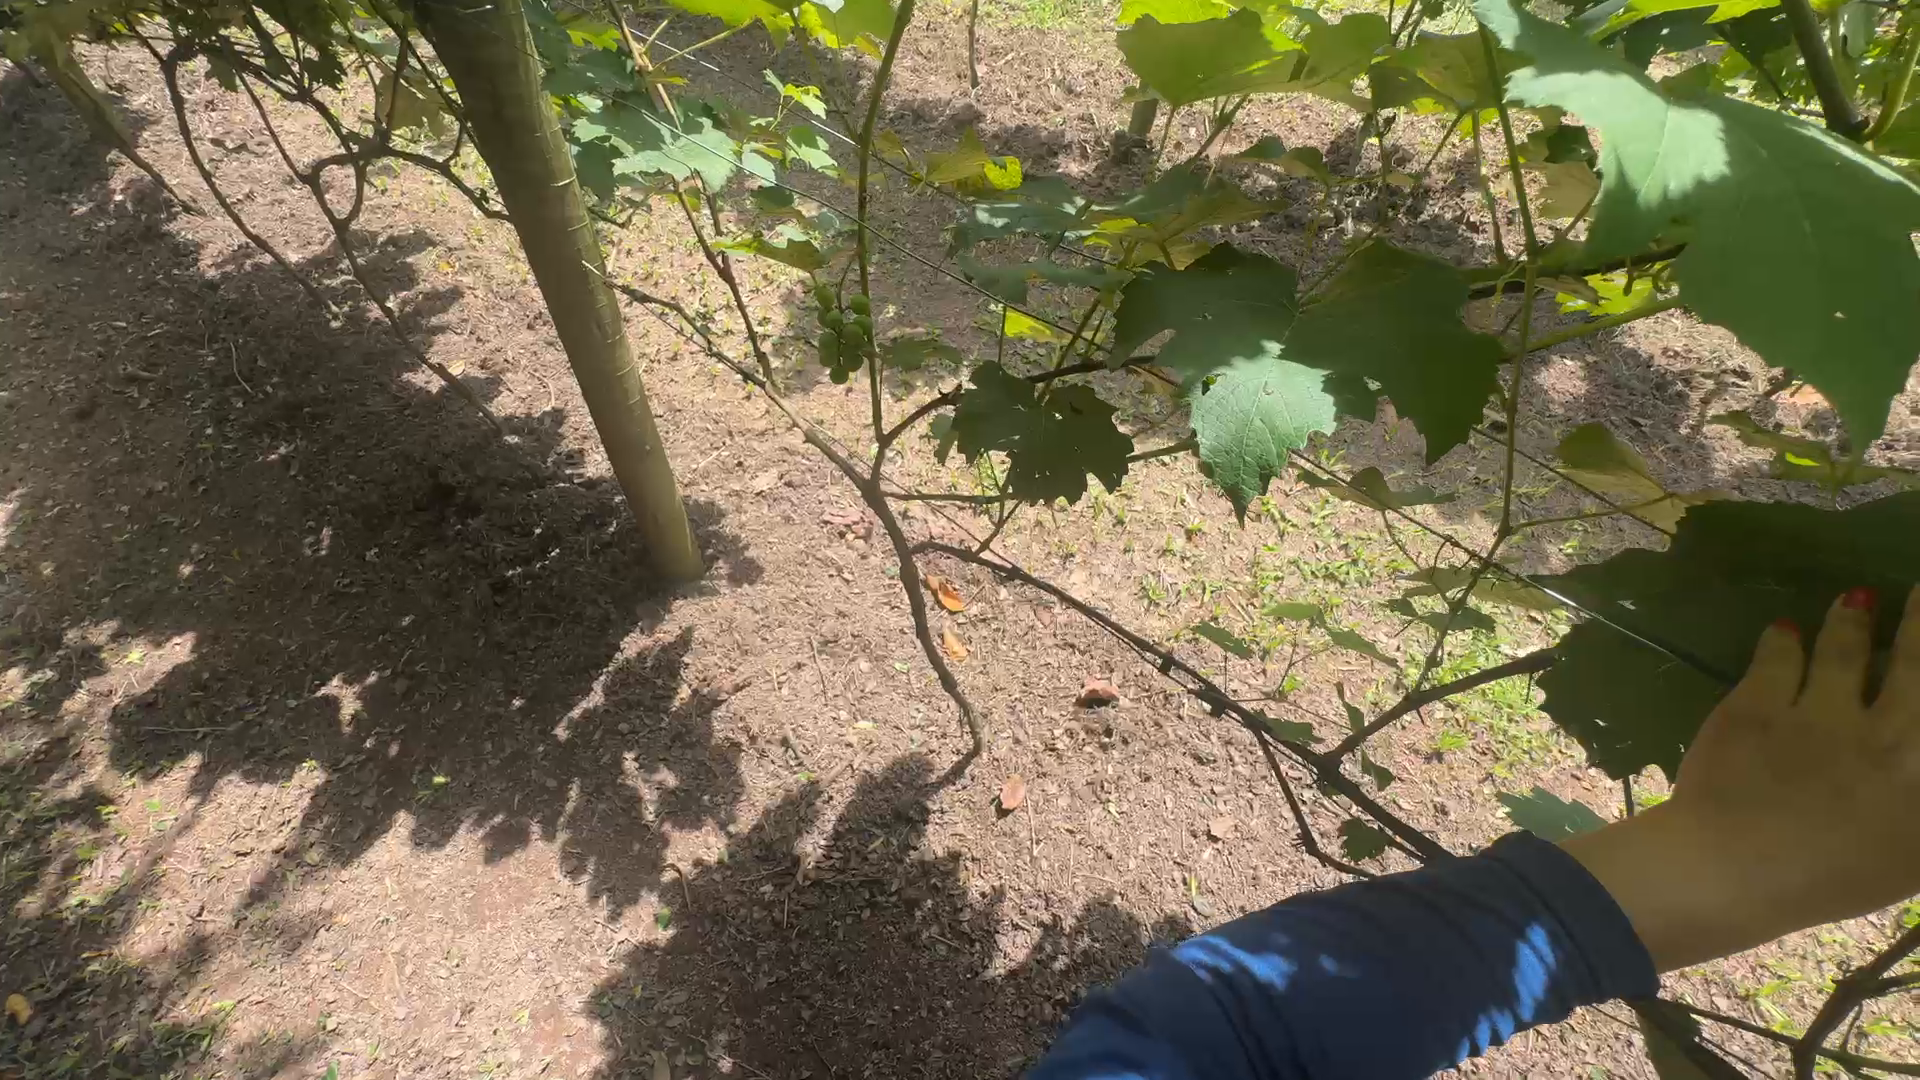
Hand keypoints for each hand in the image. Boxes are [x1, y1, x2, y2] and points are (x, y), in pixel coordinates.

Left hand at [1561, 587, 1919, 970]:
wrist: (1741, 862)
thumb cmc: (1838, 872)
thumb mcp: (1915, 847)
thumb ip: (1915, 791)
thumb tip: (1907, 751)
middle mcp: (1893, 733)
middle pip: (1918, 666)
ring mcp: (1819, 713)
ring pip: (1843, 653)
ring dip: (1850, 621)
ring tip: (1854, 597)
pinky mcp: (1755, 705)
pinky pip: (1775, 661)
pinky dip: (1781, 640)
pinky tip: (1782, 627)